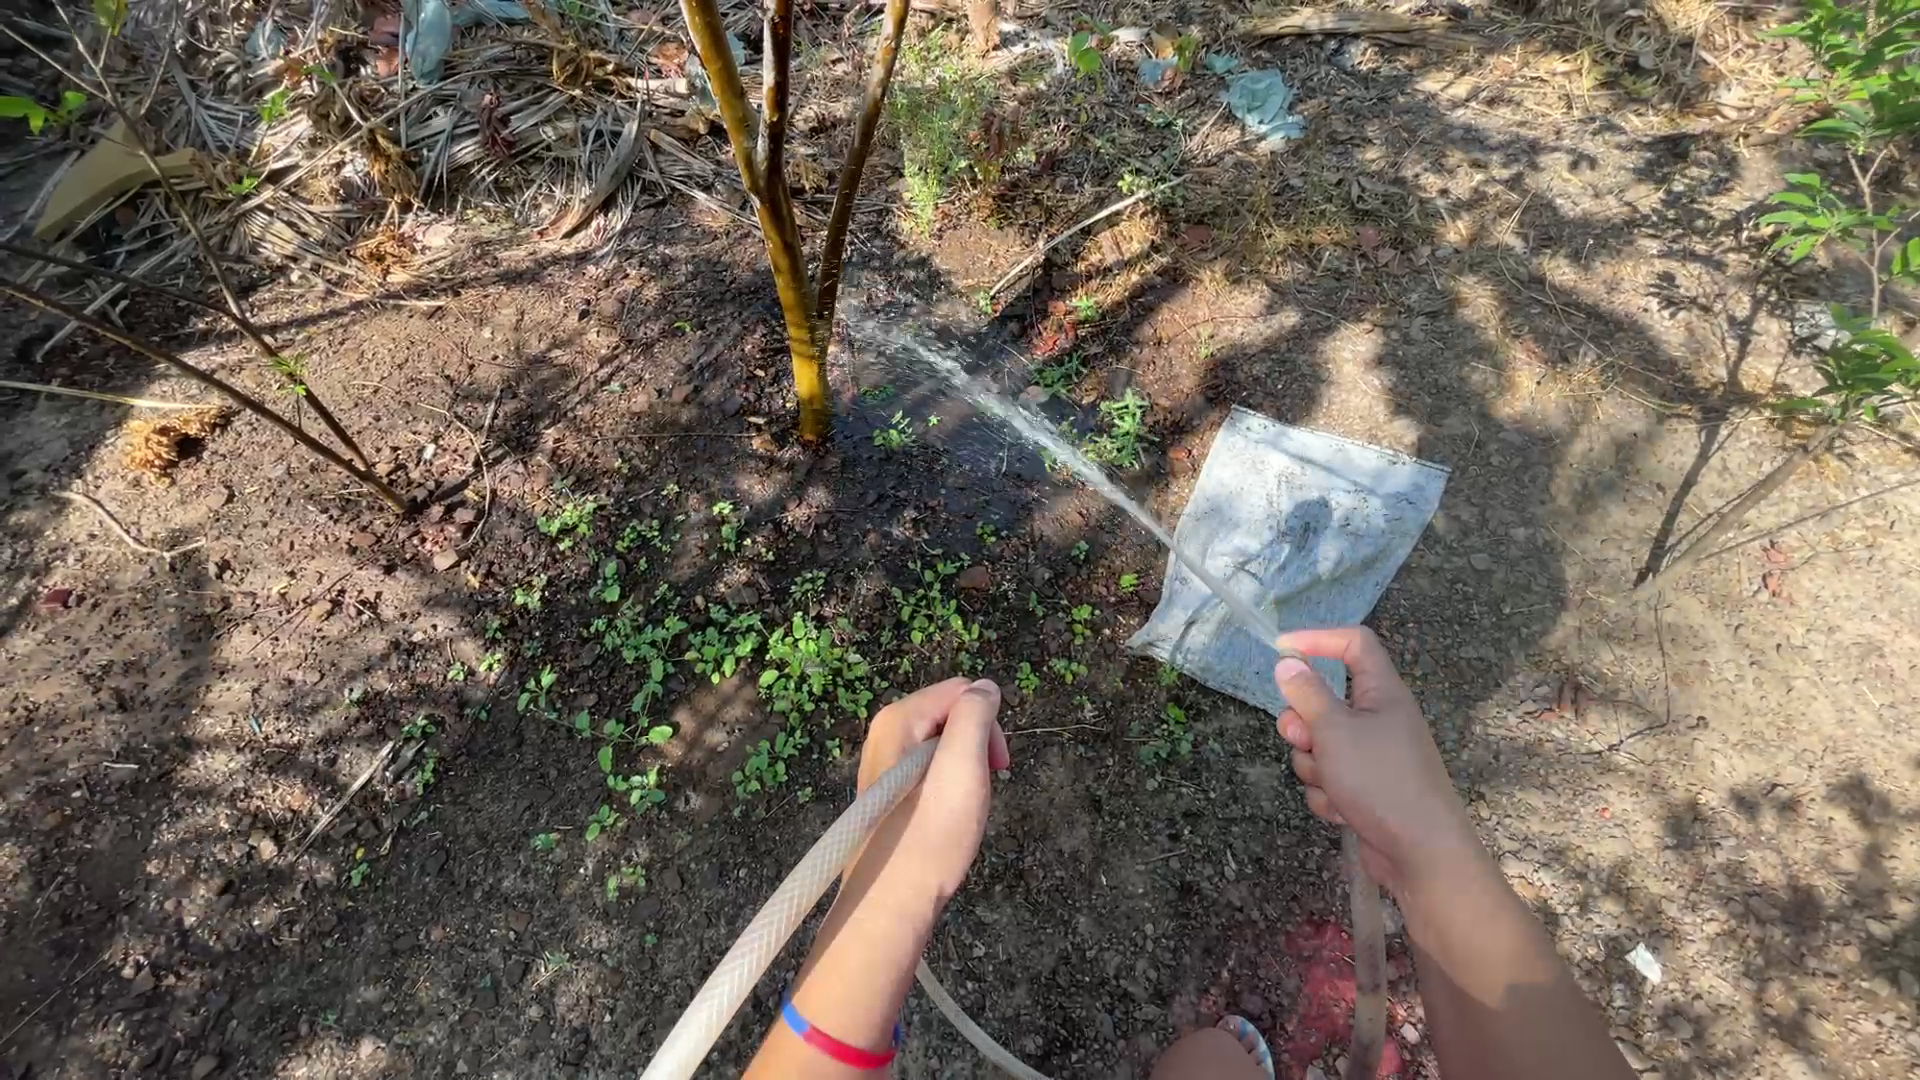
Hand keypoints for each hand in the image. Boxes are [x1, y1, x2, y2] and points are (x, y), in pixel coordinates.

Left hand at [842, 677, 1010, 918]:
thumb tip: (986, 686)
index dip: (988, 724)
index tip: (996, 766)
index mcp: (898, 717)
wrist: (890, 905)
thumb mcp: (963, 765)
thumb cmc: (930, 834)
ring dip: (966, 771)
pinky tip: (948, 819)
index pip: (963, 691)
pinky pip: (933, 770)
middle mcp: (886, 731)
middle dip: (977, 747)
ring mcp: (886, 761)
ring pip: (947, 745)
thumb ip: (975, 716)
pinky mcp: (890, 789)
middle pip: (953, 715)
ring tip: (963, 809)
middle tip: (982, 790)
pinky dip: (950, 788)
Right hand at [1273, 627, 1477, 895]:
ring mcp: (1372, 756)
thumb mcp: (1334, 729)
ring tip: (1331, 783)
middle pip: (1324, 700)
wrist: (1421, 854)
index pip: (1354, 644)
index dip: (1318, 639)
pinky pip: (1328, 777)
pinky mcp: (1365, 788)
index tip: (1281, 649)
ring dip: (1313, 763)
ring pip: (1319, 743)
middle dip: (1302, 721)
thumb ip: (1306, 693)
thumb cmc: (1380, 779)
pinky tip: (1341, 810)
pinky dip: (1327, 792)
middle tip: (1302, 737)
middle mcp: (1378, 719)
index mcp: (1381, 694)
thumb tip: (1287, 662)